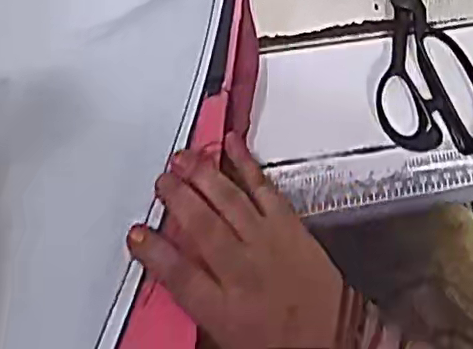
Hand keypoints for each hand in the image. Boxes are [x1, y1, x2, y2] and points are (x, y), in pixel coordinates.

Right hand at [128, 134, 346, 348]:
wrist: (335, 337)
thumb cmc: (283, 342)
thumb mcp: (228, 337)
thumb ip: (199, 303)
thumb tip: (172, 277)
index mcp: (225, 310)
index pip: (181, 276)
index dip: (155, 251)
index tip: (137, 233)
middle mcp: (244, 270)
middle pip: (203, 227)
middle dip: (178, 198)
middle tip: (161, 181)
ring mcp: (267, 241)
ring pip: (229, 200)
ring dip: (203, 175)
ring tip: (183, 157)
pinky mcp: (287, 222)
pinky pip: (262, 185)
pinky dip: (245, 161)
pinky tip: (232, 143)